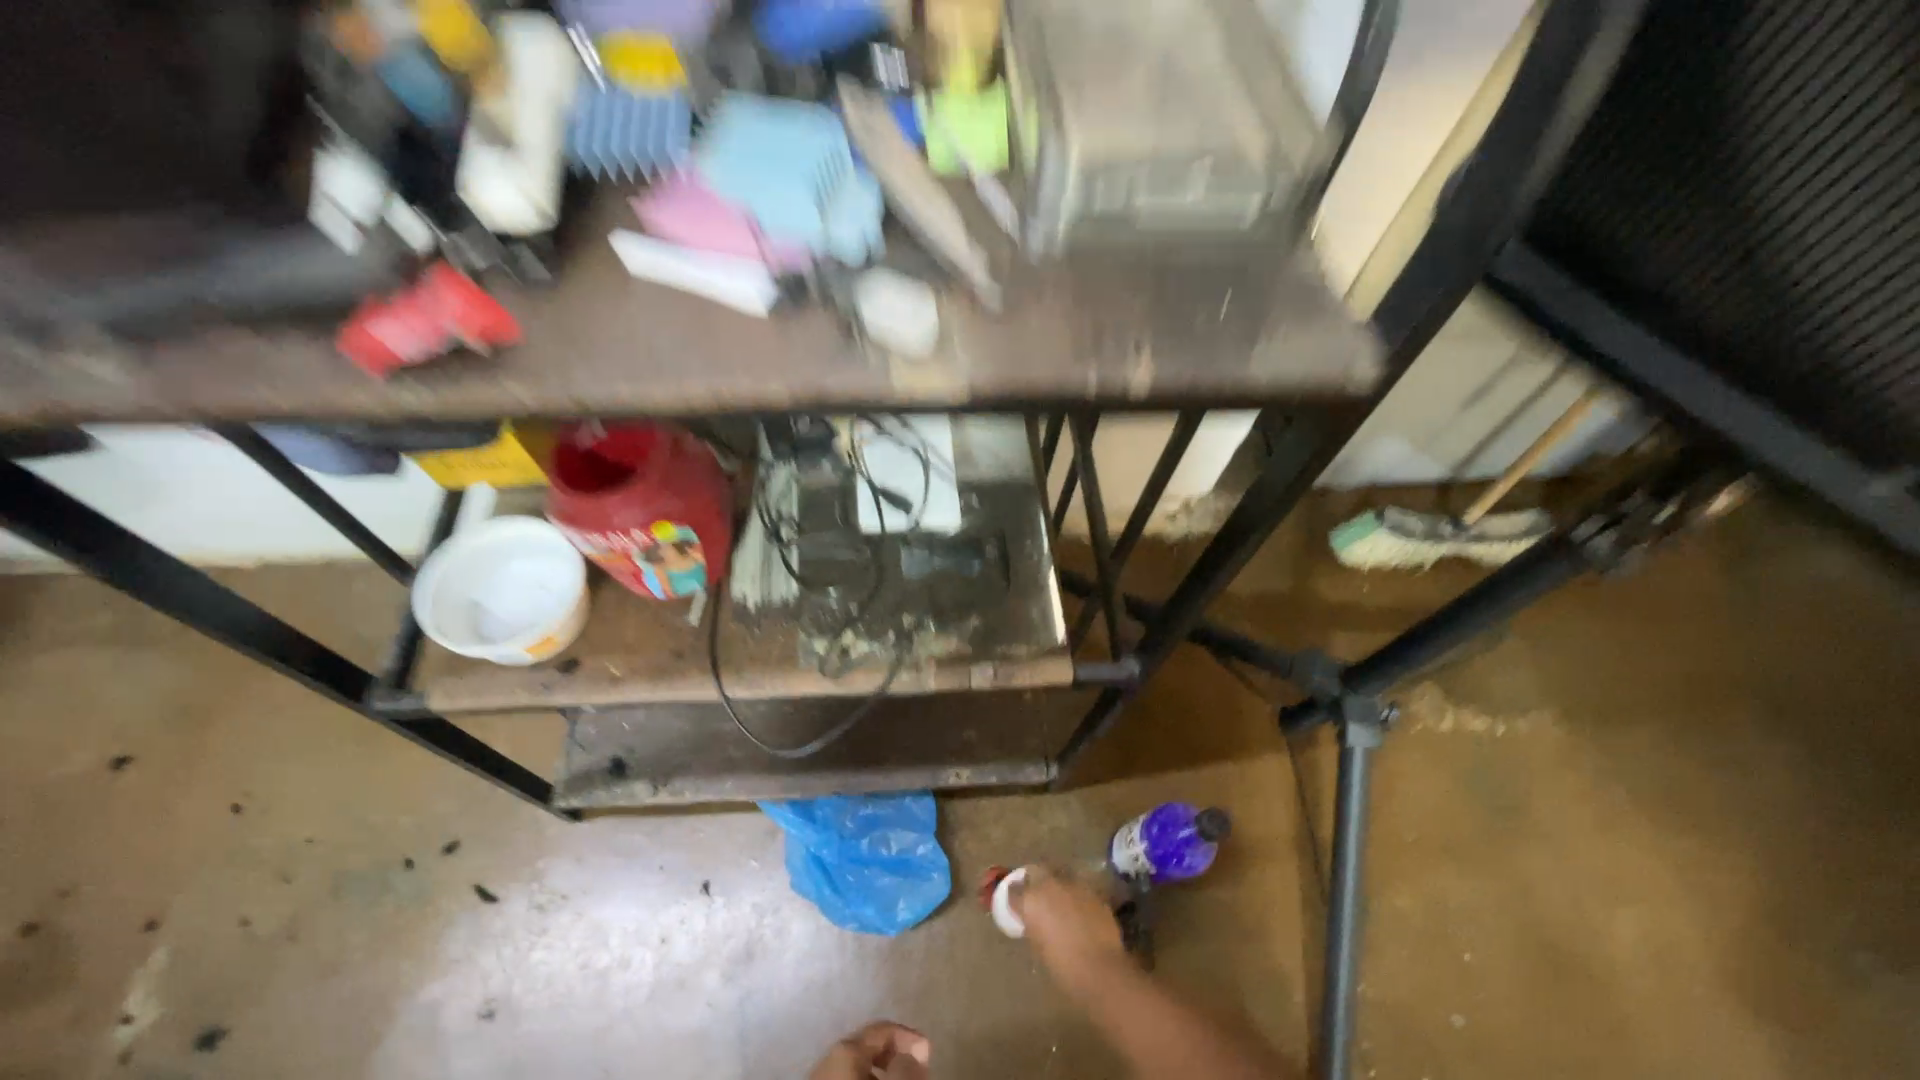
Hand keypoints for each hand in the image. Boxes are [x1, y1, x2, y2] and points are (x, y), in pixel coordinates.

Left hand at [807, 1021, 930, 1079]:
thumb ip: (908, 1068)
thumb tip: (914, 1053)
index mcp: (846, 1050)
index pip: (883, 1029)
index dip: (910, 1038)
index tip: (928, 1057)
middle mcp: (827, 1061)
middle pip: (868, 1050)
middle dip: (894, 1059)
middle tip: (915, 1074)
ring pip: (856, 1072)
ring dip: (880, 1078)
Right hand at [1014, 868, 1128, 994]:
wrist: (1100, 968)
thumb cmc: (1061, 965)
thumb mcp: (1037, 945)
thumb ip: (1032, 925)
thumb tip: (1035, 920)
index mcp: (1030, 900)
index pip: (1014, 889)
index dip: (1015, 896)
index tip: (1017, 904)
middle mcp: (1050, 885)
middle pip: (1036, 871)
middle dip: (1033, 879)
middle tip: (1035, 894)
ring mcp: (1074, 885)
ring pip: (1059, 874)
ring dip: (1056, 883)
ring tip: (1059, 899)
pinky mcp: (1094, 892)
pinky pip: (1079, 887)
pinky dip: (1075, 894)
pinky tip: (1079, 909)